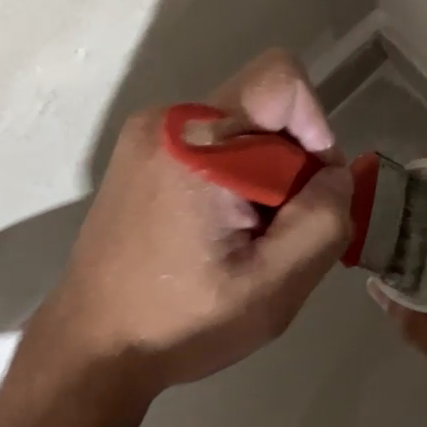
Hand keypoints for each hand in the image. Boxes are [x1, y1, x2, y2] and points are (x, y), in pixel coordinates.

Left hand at [32, 49, 353, 400]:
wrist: (91, 347)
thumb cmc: (179, 322)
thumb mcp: (272, 288)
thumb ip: (321, 221)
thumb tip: (335, 174)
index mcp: (196, 142)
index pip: (281, 79)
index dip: (316, 125)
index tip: (311, 187)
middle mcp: (167, 119)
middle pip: (265, 107)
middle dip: (289, 164)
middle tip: (276, 233)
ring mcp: (148, 132)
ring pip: (243, 125)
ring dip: (262, 174)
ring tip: (244, 239)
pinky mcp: (142, 150)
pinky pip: (214, 139)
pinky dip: (234, 176)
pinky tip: (216, 231)